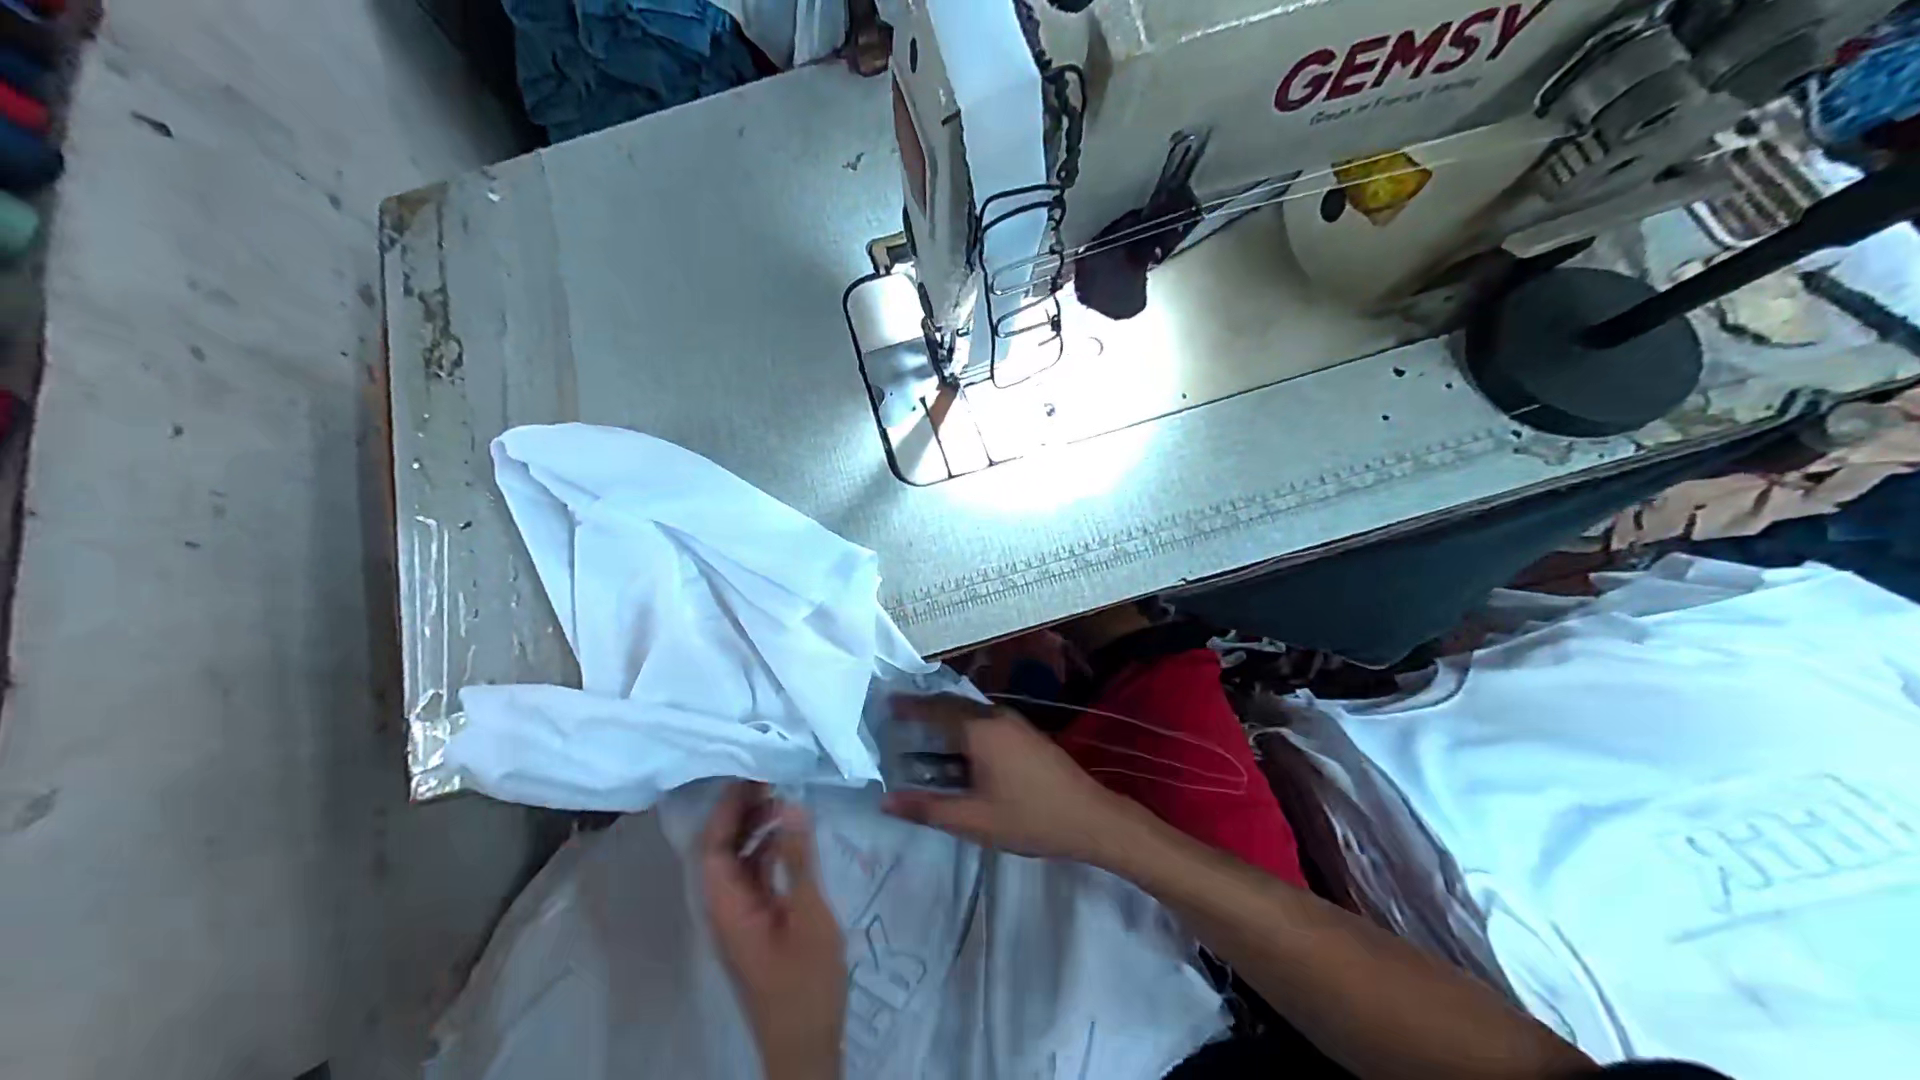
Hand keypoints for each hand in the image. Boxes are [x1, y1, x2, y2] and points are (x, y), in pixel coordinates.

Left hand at [699, 782, 846, 1079]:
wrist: (805, 1043)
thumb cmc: (805, 982)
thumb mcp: (808, 916)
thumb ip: (798, 860)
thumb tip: (790, 806)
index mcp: (727, 906)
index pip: (713, 846)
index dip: (726, 809)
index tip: (751, 774)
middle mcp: (725, 907)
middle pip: (721, 850)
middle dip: (740, 812)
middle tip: (770, 778)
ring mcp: (741, 916)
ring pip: (738, 861)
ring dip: (755, 829)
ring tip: (782, 798)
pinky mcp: (758, 923)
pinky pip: (755, 875)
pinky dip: (768, 850)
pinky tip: (790, 836)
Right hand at [881, 695, 1143, 863]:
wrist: (1090, 818)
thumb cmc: (1029, 818)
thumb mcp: (973, 820)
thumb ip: (927, 808)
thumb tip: (884, 800)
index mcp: (981, 730)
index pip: (936, 709)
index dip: (910, 706)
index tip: (887, 702)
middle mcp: (997, 716)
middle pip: (953, 704)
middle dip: (925, 707)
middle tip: (898, 714)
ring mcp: (1015, 722)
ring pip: (971, 711)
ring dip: (946, 716)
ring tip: (923, 730)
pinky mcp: (1027, 733)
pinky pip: (986, 719)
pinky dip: (964, 724)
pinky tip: (958, 747)